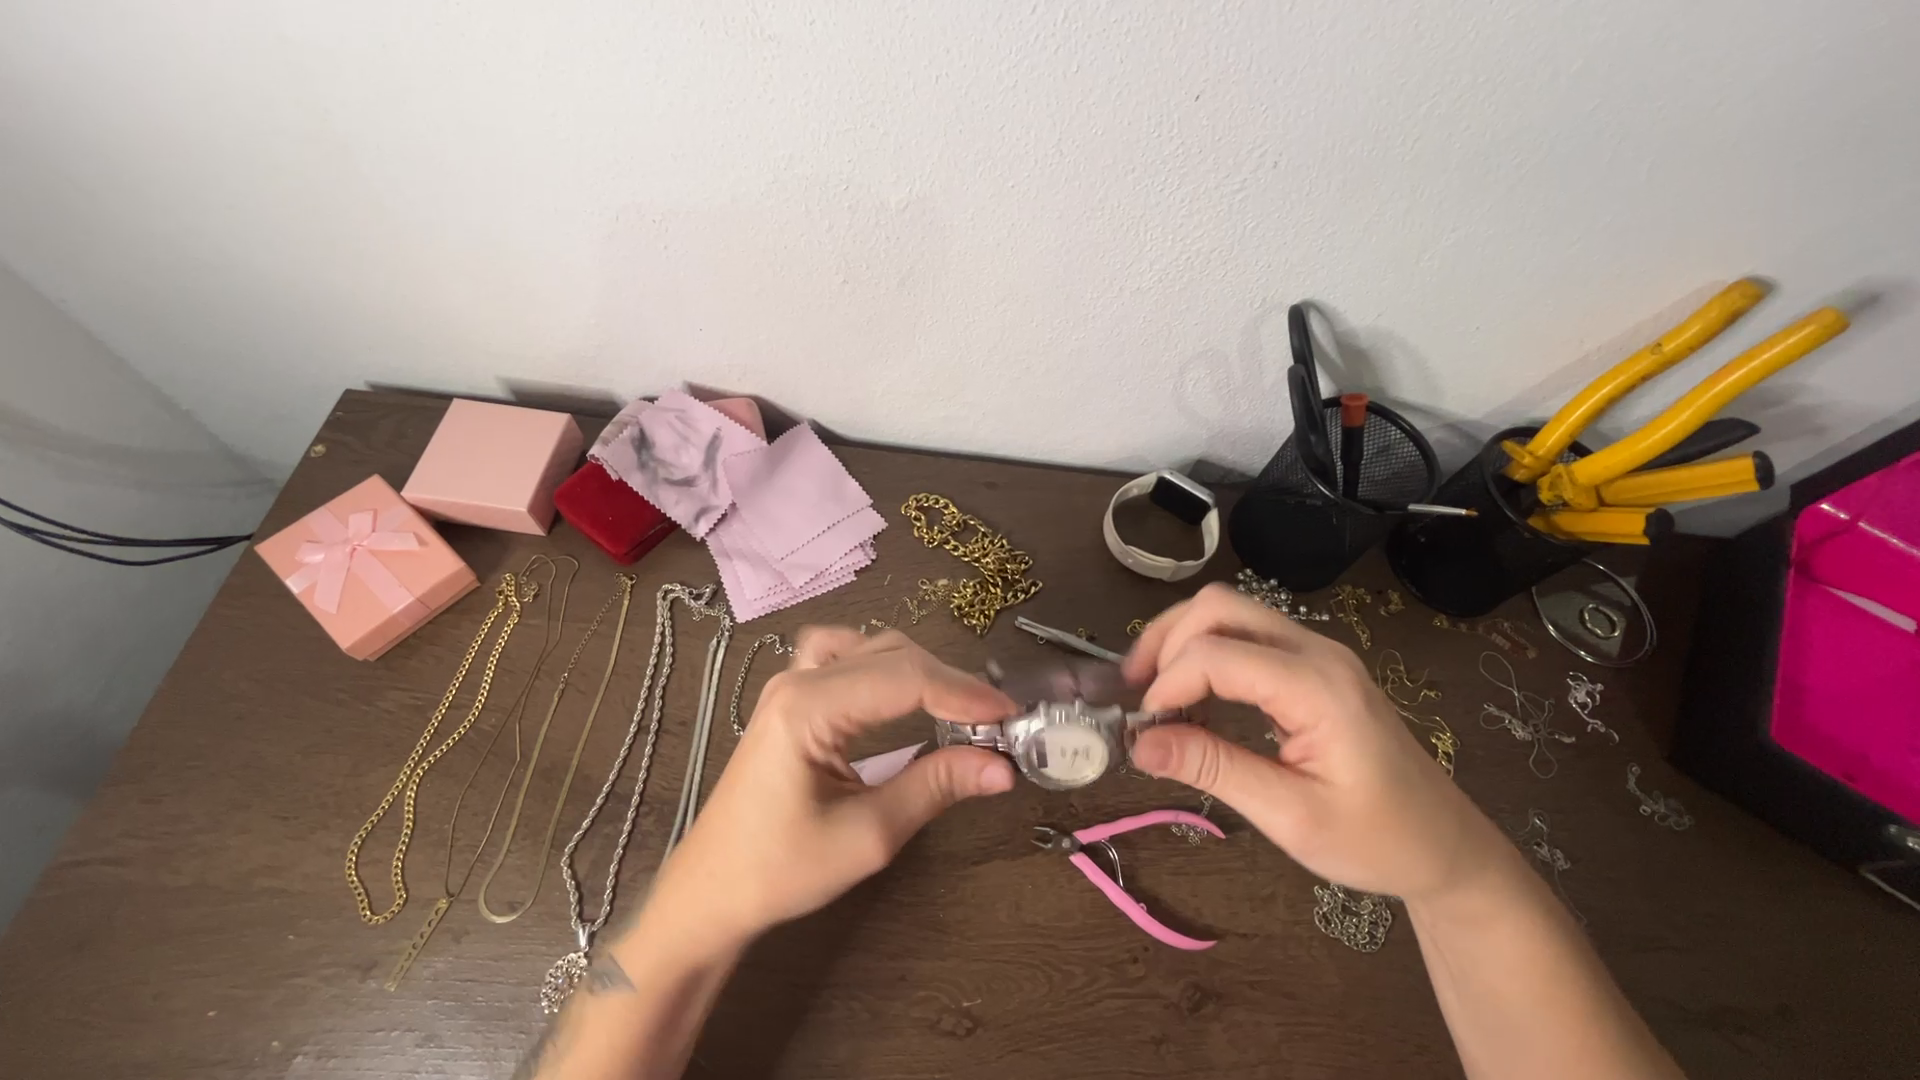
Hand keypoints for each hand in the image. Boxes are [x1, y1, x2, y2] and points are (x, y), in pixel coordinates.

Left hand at [649, 628, 1017, 947]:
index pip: (905, 678)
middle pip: (891, 654)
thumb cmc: (781, 870)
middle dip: (949, 681)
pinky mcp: (791, 698)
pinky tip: (896, 687)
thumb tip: (1003, 767)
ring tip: (957, 704)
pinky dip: (880, 661)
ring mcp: (789, 684)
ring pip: (870, 647)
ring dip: (919, 668)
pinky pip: (841, 655)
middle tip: (995, 719)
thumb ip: (936, 788)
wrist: (711, 890)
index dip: (965, 692)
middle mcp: (798, 681)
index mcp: (809, 708)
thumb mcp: (869, 835)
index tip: (1011, 714)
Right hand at [1123, 583, 1502, 900]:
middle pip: (1219, 607)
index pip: (1216, 654)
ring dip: (1182, 642)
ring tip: (1155, 693)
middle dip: (1166, 642)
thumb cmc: (1376, 840)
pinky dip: (1206, 653)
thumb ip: (1212, 768)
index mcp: (1317, 687)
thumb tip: (1138, 744)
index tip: (1145, 729)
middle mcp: (1316, 651)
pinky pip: (1246, 634)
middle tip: (1139, 696)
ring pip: (1229, 611)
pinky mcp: (1314, 664)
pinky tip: (1193, 696)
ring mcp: (1318, 652)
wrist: (1447, 846)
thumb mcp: (1290, 815)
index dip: (1167, 684)